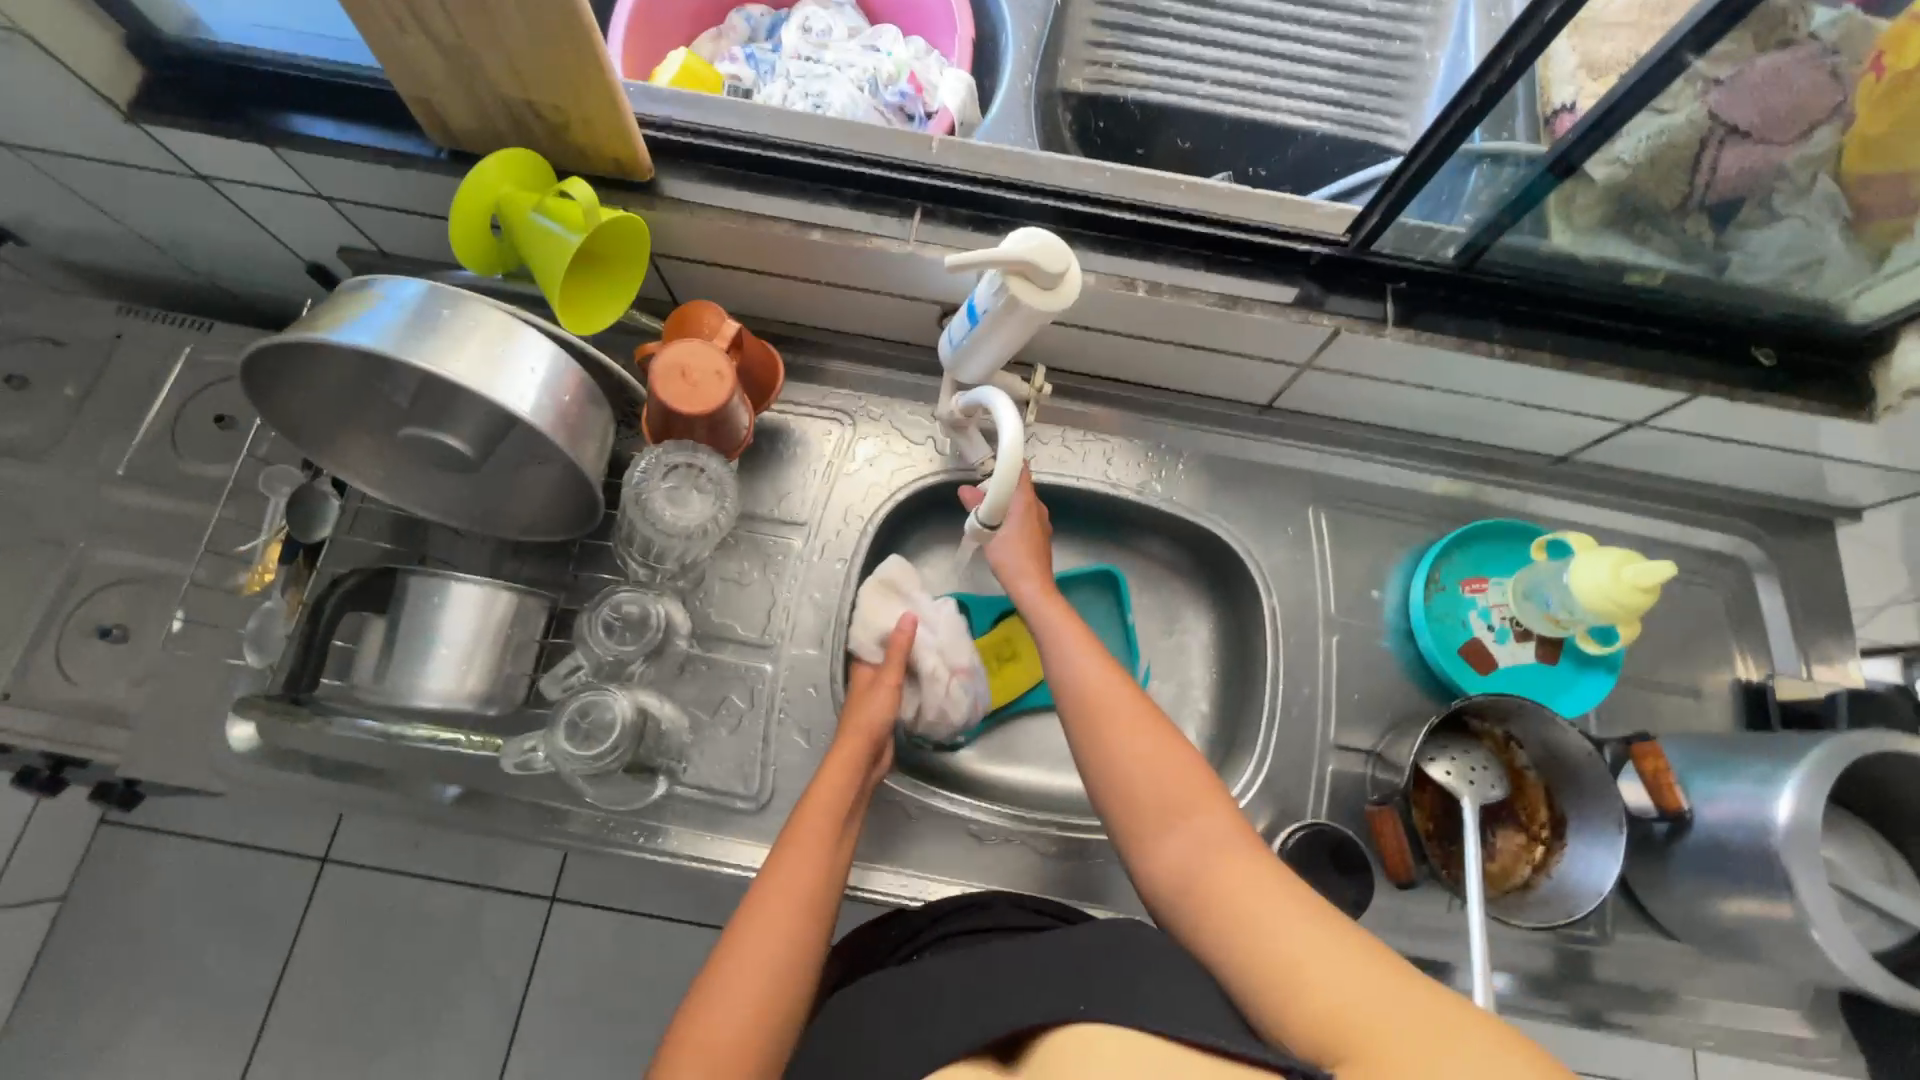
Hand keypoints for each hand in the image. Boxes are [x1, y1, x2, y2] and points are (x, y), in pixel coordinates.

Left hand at [840, 613, 916, 782]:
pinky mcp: (888, 711)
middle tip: (928, 625)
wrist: (864, 757)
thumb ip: (899, 649)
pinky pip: (903, 689)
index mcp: (861, 666)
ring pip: (895, 672)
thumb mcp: (887, 677)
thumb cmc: (871, 714)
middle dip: (903, 642)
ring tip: (934, 645)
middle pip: (886, 654)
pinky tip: (930, 675)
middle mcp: (867, 677)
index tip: (907, 608)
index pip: (873, 637)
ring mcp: (877, 695)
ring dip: (910, 662)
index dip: (887, 623)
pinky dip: (914, 682)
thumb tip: (908, 614)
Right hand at [959, 467, 1055, 605]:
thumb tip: (965, 490)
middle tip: (980, 496)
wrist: (1033, 588)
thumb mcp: (988, 533)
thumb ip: (977, 509)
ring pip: (1023, 504)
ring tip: (986, 515)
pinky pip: (1027, 518)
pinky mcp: (1042, 536)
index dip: (1008, 463)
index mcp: (1027, 501)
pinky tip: (1000, 531)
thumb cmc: (1011, 558)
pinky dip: (1013, 518)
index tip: (991, 465)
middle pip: (1020, 488)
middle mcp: (1038, 508)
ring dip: (1006, 505)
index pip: (1021, 471)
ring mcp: (1043, 522)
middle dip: (1001, 488)